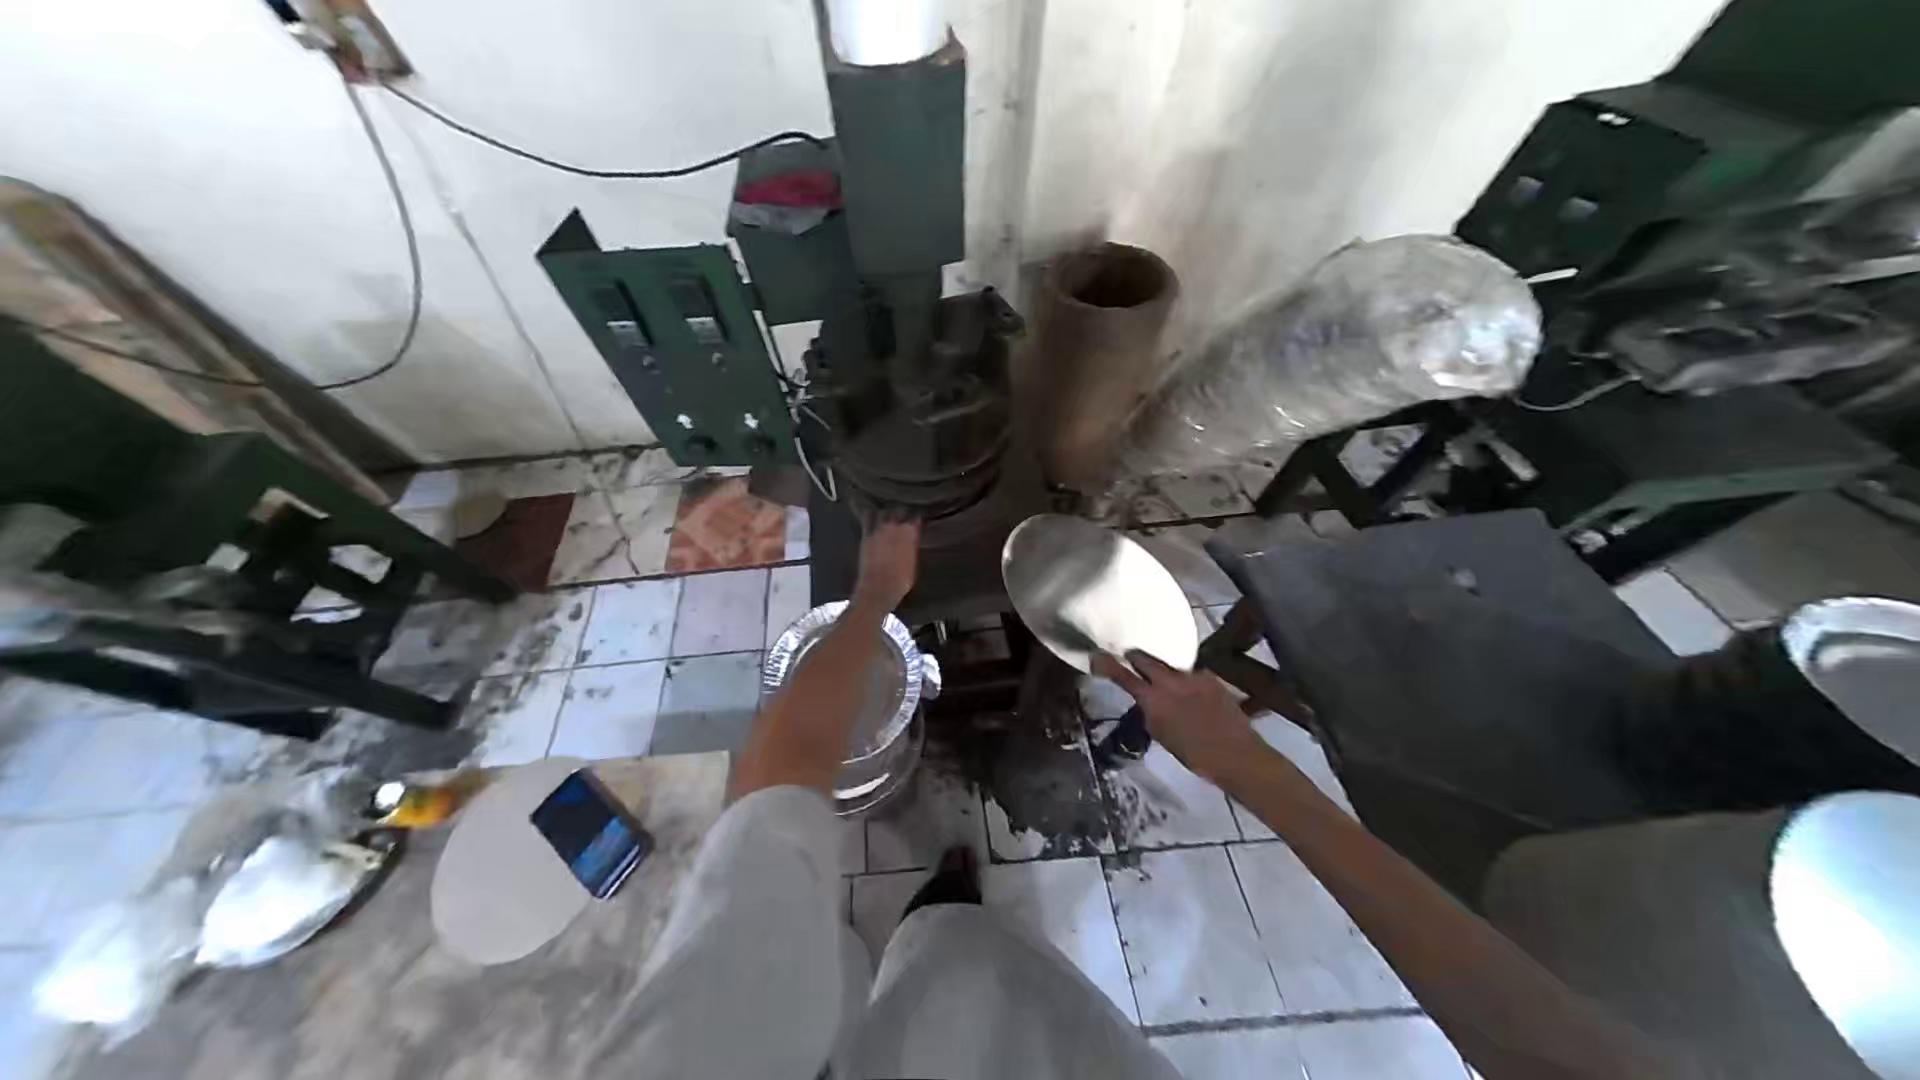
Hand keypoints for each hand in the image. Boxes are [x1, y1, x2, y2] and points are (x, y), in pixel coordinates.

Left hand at [853, 518, 919, 611]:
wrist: (880, 588)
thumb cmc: (900, 580)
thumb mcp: (912, 563)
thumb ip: (911, 547)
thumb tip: (911, 542)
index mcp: (910, 533)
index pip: (916, 517)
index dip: (916, 518)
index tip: (916, 519)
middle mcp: (895, 527)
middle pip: (899, 510)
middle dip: (901, 512)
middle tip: (902, 514)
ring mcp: (879, 530)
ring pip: (883, 512)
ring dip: (886, 512)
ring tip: (887, 513)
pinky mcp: (866, 535)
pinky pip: (867, 518)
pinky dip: (869, 515)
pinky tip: (869, 514)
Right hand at [1093, 650, 1271, 785]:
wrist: (1237, 755)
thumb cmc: (1194, 754)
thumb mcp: (1161, 734)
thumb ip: (1150, 711)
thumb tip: (1146, 699)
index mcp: (1154, 701)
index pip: (1123, 676)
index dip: (1107, 664)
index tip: (1096, 655)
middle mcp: (1170, 682)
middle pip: (1144, 658)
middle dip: (1135, 657)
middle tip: (1130, 658)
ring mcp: (1192, 676)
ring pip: (1169, 664)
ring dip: (1163, 669)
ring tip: (1167, 680)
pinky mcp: (1210, 677)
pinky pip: (1191, 672)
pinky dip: (1187, 679)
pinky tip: (1193, 692)